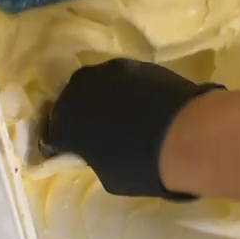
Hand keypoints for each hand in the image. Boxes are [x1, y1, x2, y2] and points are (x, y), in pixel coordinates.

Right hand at [44, 59, 221, 199]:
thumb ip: (96, 157)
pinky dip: (130, 91)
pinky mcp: (139, 63)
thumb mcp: (107, 175)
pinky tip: (144, 106)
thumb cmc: (139, 165)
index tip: (74, 151)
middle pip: (75, 101)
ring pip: (100, 86)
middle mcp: (80, 88)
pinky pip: (126, 80)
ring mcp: (110, 70)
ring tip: (124, 116)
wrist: (183, 136)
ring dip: (106, 98)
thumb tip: (100, 150)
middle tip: (98, 132)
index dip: (65, 143)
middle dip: (83, 114)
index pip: (56, 133)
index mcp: (66, 120)